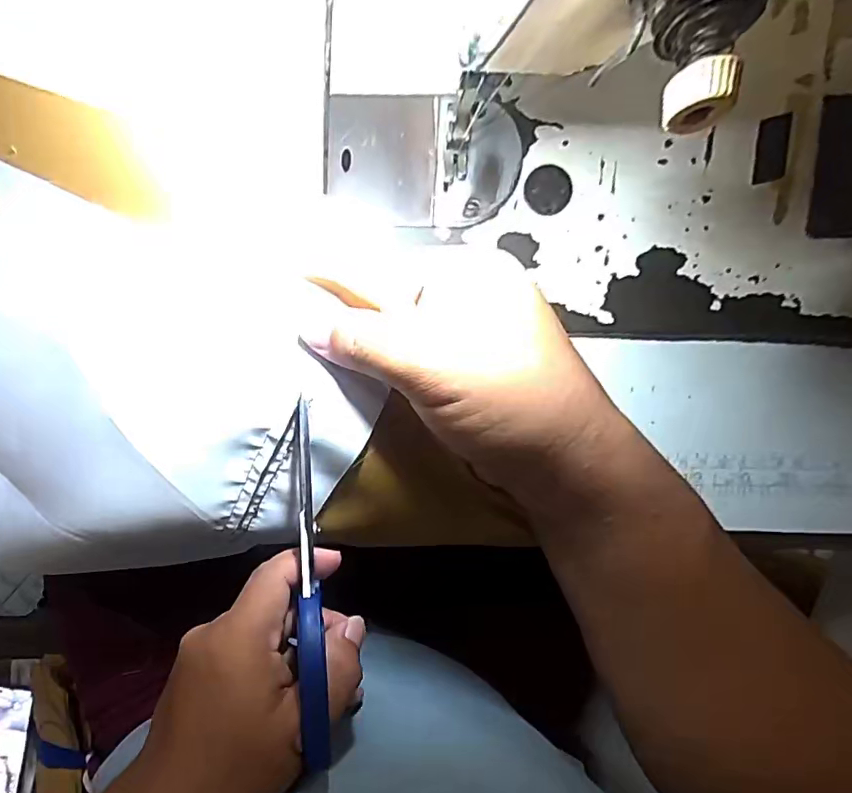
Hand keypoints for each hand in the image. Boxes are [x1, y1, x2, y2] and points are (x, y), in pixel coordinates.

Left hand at [115, 549, 364, 792]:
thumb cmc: (240, 766)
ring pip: (259, 632)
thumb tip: (351, 626)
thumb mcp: (303, 720)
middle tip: (344, 671)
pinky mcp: (192, 671)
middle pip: (272, 606)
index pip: (274, 574)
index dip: (310, 564)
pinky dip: (270, 664)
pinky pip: (240, 650)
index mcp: (238, 633)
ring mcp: (197, 651)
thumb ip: (336, 667)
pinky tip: (287, 703)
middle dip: (313, 627)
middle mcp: (212, 631)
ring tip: (320, 698)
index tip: (341, 566)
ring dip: (294, 652)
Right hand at [301, 245, 629, 503]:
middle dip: (344, 322)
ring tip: (318, 359)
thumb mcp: (432, 367)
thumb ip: (368, 341)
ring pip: (393, 337)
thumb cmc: (511, 407)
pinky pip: (405, 363)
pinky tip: (358, 382)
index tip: (290, 292)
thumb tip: (310, 325)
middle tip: (299, 338)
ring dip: (360, 352)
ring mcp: (462, 338)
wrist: (560, 465)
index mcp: (467, 275)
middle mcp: (464, 298)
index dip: (335, 284)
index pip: (383, 269)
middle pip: (385, 303)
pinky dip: (379, 372)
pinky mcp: (458, 374)